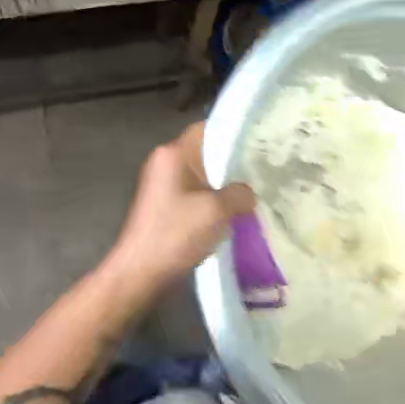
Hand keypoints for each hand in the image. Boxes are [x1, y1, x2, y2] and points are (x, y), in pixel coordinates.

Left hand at [104, 122, 254, 288]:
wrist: (139, 274)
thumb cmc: (175, 234)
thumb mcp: (216, 211)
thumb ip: (239, 194)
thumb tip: (249, 193)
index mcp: (173, 154)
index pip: (207, 129)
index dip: (234, 133)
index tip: (261, 143)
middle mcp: (165, 162)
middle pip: (206, 152)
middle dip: (234, 161)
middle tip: (265, 169)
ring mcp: (164, 185)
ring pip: (203, 175)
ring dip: (225, 184)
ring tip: (256, 190)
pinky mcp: (166, 205)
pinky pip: (196, 193)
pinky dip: (214, 199)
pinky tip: (235, 212)